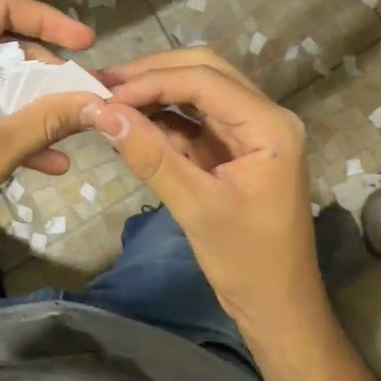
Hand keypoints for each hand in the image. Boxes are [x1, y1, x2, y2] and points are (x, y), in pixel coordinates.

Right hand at [91, 50, 323, 325]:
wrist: (278, 309)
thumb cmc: (247, 261)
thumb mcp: (196, 207)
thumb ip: (151, 155)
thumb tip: (102, 112)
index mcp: (269, 124)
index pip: (204, 80)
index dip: (153, 81)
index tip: (106, 91)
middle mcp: (264, 115)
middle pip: (204, 72)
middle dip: (153, 74)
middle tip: (105, 83)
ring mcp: (250, 130)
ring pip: (198, 91)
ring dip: (156, 92)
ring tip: (111, 97)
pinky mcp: (234, 147)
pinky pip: (195, 118)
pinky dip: (163, 117)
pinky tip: (131, 123)